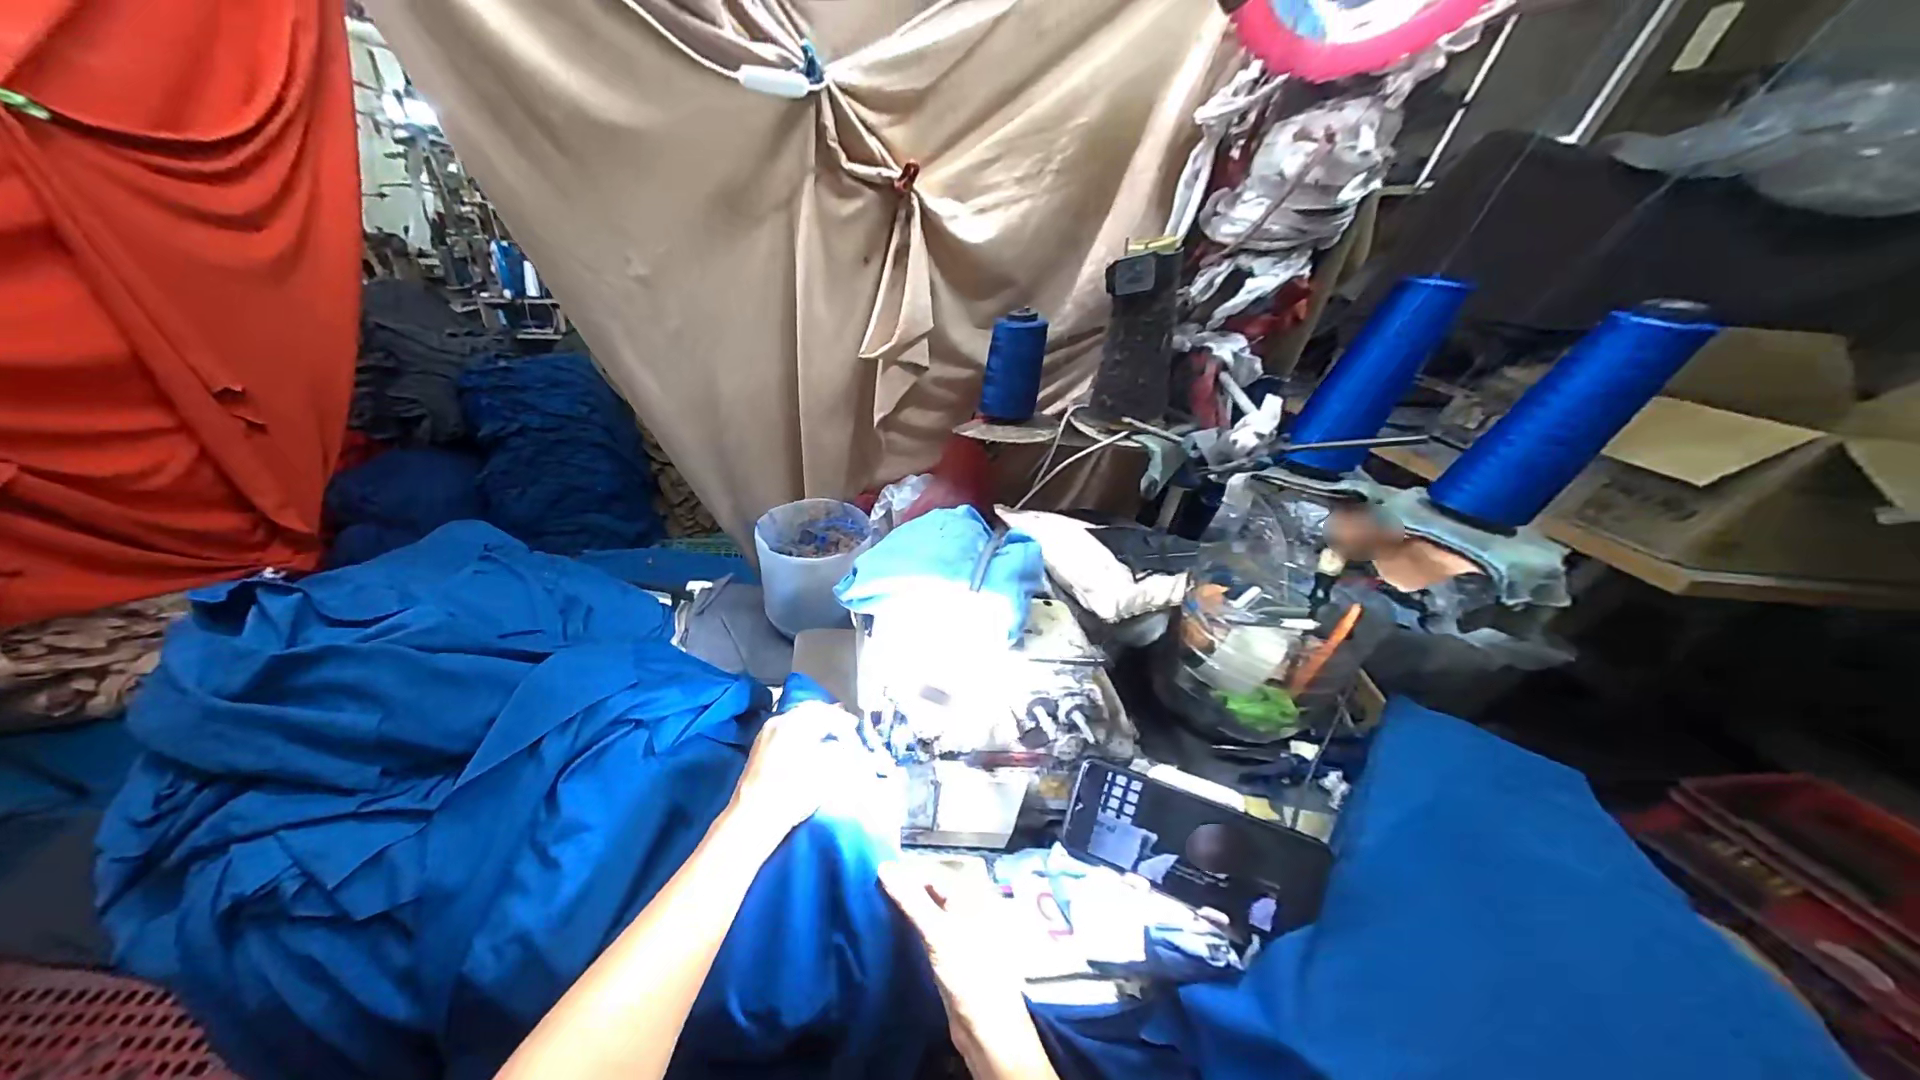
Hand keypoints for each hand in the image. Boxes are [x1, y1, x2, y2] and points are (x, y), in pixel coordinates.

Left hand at [725, 700, 861, 842]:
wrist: (756, 816)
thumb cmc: (794, 792)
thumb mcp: (826, 770)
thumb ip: (838, 750)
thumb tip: (841, 744)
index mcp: (796, 723)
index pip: (826, 713)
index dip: (843, 719)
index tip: (855, 727)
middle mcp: (780, 721)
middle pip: (810, 710)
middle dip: (829, 716)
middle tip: (845, 725)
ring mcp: (767, 732)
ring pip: (797, 718)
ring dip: (815, 722)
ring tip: (829, 733)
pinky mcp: (760, 744)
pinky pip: (787, 727)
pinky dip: (802, 729)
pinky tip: (810, 741)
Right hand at [878, 862, 1058, 1079]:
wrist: (987, 1029)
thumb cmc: (968, 972)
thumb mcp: (938, 932)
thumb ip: (911, 899)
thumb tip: (883, 867)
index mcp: (974, 895)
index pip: (935, 873)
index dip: (907, 873)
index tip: (876, 876)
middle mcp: (970, 908)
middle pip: (932, 890)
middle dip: (906, 890)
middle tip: (872, 891)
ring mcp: (962, 932)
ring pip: (929, 910)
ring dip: (907, 909)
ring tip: (877, 908)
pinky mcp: (952, 955)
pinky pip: (929, 931)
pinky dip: (911, 928)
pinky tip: (892, 931)